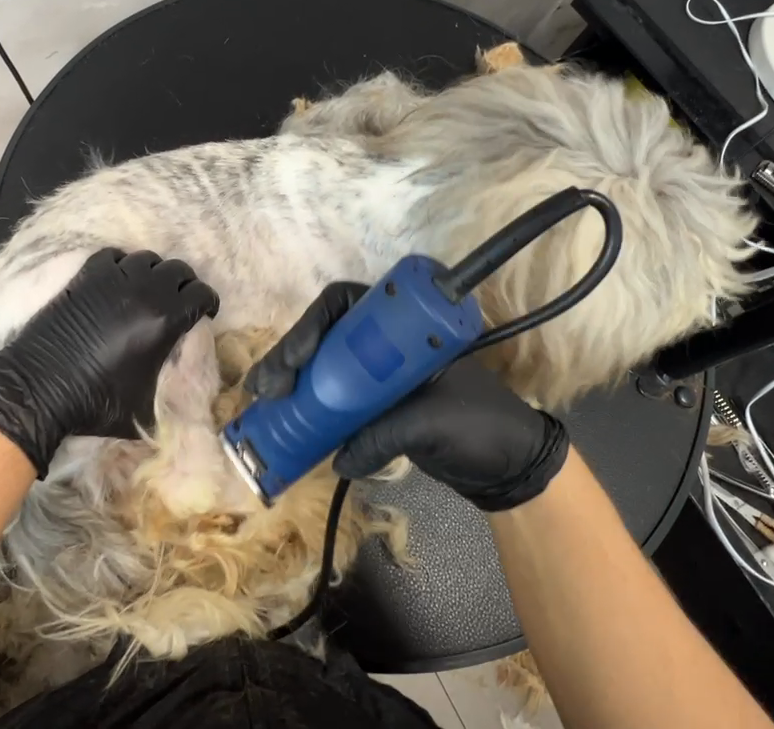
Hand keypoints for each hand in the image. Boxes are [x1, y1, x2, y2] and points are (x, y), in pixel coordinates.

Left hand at [0, 248, 219, 475]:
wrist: (39, 390)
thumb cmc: (95, 404)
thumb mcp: (147, 405)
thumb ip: (171, 384)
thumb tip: (184, 383)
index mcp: (164, 321)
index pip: (201, 294)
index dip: (208, 303)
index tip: (205, 312)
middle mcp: (143, 292)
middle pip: (178, 270)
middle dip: (185, 284)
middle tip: (180, 300)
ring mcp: (112, 279)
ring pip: (147, 258)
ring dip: (154, 272)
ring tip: (149, 289)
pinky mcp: (85, 276)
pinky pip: (114, 255)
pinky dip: (122, 264)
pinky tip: (119, 281)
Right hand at [247, 281, 568, 510]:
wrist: (510, 469)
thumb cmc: (482, 429)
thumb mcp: (432, 424)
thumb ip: (383, 436)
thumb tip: (338, 457)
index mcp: (404, 327)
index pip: (346, 304)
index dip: (314, 324)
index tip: (297, 360)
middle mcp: (384, 342)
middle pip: (324, 333)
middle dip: (290, 354)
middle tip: (266, 387)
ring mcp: (376, 374)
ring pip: (321, 364)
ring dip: (290, 378)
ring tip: (263, 401)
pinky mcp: (372, 406)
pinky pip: (330, 397)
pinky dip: (305, 405)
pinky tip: (282, 419)